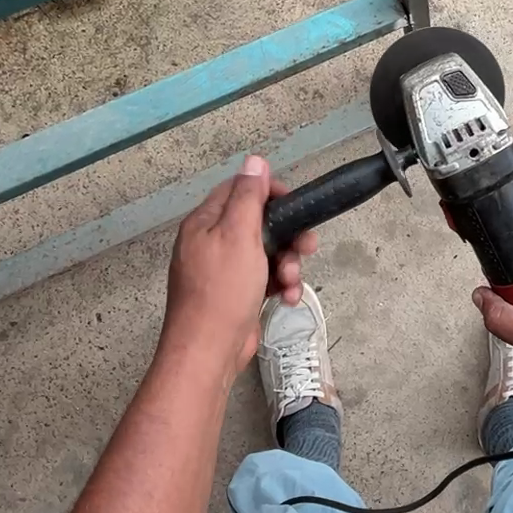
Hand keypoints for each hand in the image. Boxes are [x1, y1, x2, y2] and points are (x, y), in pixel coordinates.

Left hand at [162, 155, 317, 376]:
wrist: (209, 352)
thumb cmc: (223, 290)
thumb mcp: (239, 235)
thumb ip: (248, 196)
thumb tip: (254, 160)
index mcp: (206, 222)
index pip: (240, 189)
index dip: (270, 192)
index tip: (294, 205)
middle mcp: (212, 241)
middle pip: (260, 222)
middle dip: (288, 234)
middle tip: (307, 246)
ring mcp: (224, 269)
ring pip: (268, 251)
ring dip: (288, 263)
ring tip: (292, 280)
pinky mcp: (237, 292)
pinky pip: (265, 276)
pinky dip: (280, 283)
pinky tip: (288, 297)